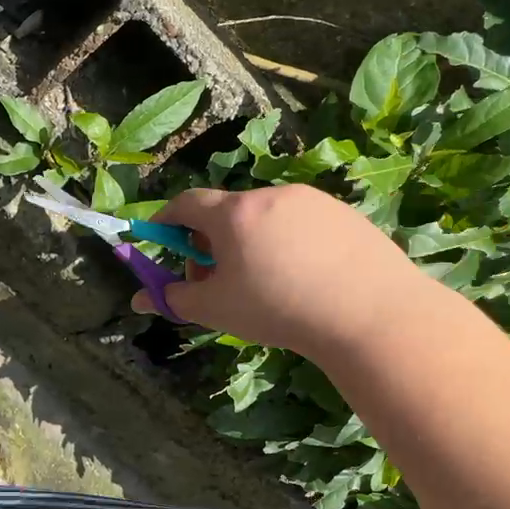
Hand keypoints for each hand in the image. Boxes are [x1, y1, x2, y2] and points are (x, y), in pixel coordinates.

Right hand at [134, 185, 457, 359]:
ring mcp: (313, 201)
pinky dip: (281, 245)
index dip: (164, 221)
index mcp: (234, 214)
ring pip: (261, 218)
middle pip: (225, 212)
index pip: (186, 203)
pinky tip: (295, 281)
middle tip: (210, 282)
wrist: (369, 312)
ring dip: (244, 244)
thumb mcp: (211, 309)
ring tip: (255, 285)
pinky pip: (296, 225)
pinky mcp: (344, 214)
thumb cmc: (274, 307)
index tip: (157, 242)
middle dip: (206, 244)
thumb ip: (171, 298)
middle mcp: (272, 196)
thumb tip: (140, 298)